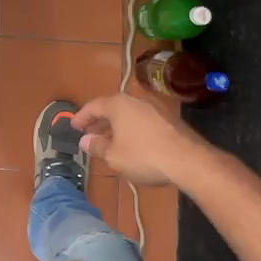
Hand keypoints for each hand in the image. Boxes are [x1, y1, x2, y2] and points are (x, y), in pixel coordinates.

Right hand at [74, 94, 207, 185]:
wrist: (188, 160)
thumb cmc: (143, 156)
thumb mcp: (114, 156)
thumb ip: (97, 146)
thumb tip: (85, 141)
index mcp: (118, 105)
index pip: (93, 106)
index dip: (81, 117)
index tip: (73, 126)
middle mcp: (136, 100)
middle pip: (111, 108)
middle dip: (99, 122)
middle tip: (89, 134)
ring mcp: (155, 108)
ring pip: (128, 115)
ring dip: (116, 127)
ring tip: (109, 142)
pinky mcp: (169, 119)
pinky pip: (143, 121)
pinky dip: (132, 130)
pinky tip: (132, 145)